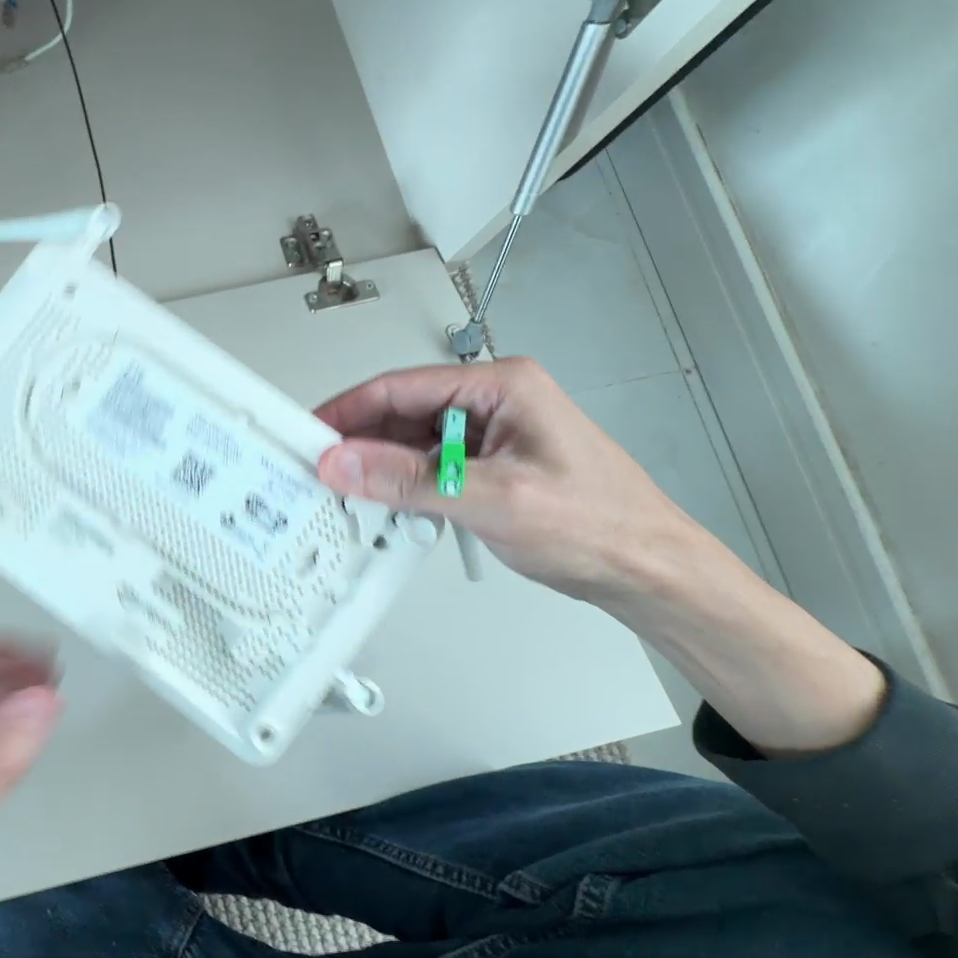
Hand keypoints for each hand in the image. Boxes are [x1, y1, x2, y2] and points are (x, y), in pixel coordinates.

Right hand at [314, 357, 705, 602]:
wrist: (649, 570)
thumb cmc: (600, 526)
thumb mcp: (492, 500)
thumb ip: (409, 480)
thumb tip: (345, 463)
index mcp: (502, 386)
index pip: (401, 386)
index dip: (348, 410)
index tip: (308, 435)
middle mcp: (493, 402)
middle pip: (402, 413)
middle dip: (360, 444)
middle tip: (320, 474)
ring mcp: (490, 434)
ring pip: (410, 442)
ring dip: (380, 470)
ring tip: (351, 498)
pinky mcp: (487, 464)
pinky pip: (428, 466)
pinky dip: (403, 487)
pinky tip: (388, 509)